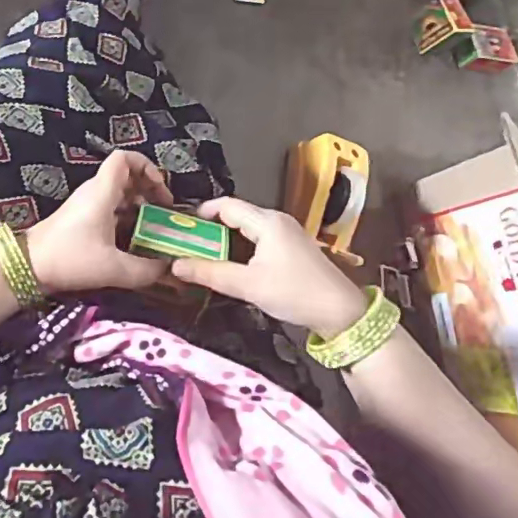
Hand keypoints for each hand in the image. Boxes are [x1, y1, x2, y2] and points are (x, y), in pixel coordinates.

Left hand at [23, 150, 173, 293]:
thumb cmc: (70, 258)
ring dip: (139, 205)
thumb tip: (169, 270)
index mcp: (102, 191)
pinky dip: (126, 217)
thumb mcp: (113, 268)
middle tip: (163, 211)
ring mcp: (87, 204)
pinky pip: (111, 208)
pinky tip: (135, 240)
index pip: (124, 158)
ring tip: (154, 227)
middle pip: (126, 175)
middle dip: (149, 188)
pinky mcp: (82, 218)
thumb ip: (145, 270)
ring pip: (119, 193)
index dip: (147, 166)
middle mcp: (95, 192)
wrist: (30, 266)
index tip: (161, 191)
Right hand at [169, 196, 368, 335]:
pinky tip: (232, 264)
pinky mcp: (292, 246)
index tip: (181, 227)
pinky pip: (259, 237)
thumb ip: (211, 274)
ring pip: (247, 227)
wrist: (342, 313)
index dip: (201, 212)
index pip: (226, 205)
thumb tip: (175, 266)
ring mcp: (286, 232)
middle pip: (236, 214)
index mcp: (266, 221)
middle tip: (189, 244)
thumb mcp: (248, 286)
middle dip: (211, 227)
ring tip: (204, 255)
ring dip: (226, 239)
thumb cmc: (294, 293)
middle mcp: (276, 220)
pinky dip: (241, 246)